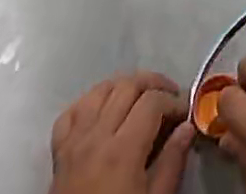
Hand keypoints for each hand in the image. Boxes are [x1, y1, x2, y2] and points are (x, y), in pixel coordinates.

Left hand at [50, 71, 194, 193]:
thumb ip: (172, 161)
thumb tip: (187, 127)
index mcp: (122, 151)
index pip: (153, 101)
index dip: (174, 101)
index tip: (186, 113)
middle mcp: (96, 137)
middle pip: (127, 86)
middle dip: (154, 84)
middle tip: (171, 97)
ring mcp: (73, 143)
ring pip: (99, 90)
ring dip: (124, 86)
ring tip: (141, 96)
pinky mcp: (58, 153)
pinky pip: (71, 113)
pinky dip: (90, 102)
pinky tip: (104, 109)